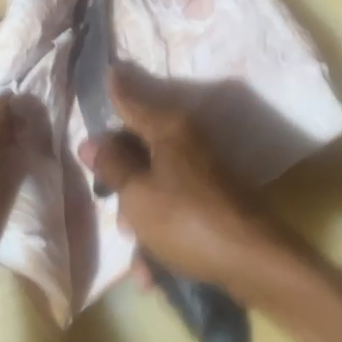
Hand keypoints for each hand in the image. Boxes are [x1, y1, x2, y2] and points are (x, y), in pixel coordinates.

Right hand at [79, 67, 300, 296]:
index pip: (132, 101)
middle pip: (139, 148)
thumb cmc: (184, 218)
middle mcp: (185, 142)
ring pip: (153, 186)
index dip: (116, 89)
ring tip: (138, 257)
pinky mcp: (208, 203)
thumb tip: (91, 140)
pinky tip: (152, 275)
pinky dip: (159, 242)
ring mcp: (199, 173)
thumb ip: (112, 166)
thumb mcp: (137, 193)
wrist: (250, 259)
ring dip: (139, 221)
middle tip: (105, 200)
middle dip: (119, 179)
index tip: (108, 66)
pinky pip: (172, 216)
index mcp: (168, 129)